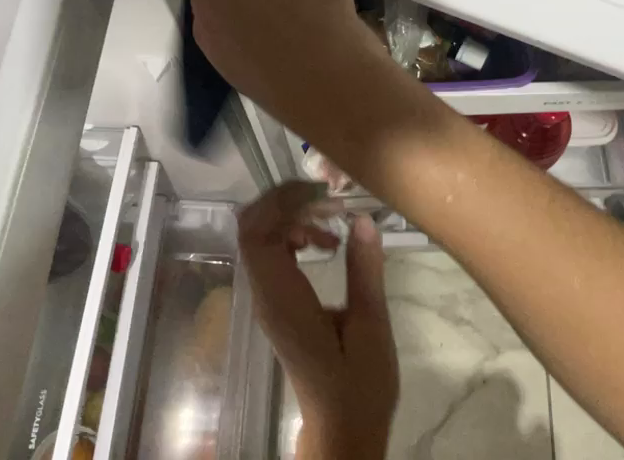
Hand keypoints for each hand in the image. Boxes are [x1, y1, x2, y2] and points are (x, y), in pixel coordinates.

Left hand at [239, 183, 398, 459]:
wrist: (342, 430)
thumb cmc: (359, 387)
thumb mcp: (371, 330)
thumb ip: (365, 273)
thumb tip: (363, 220)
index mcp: (281, 301)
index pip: (256, 234)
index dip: (280, 203)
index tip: (320, 193)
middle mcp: (265, 295)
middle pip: (252, 228)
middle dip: (287, 202)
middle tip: (330, 200)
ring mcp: (267, 298)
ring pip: (260, 236)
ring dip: (292, 216)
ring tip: (333, 220)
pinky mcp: (277, 302)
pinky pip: (272, 252)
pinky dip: (294, 234)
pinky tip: (326, 242)